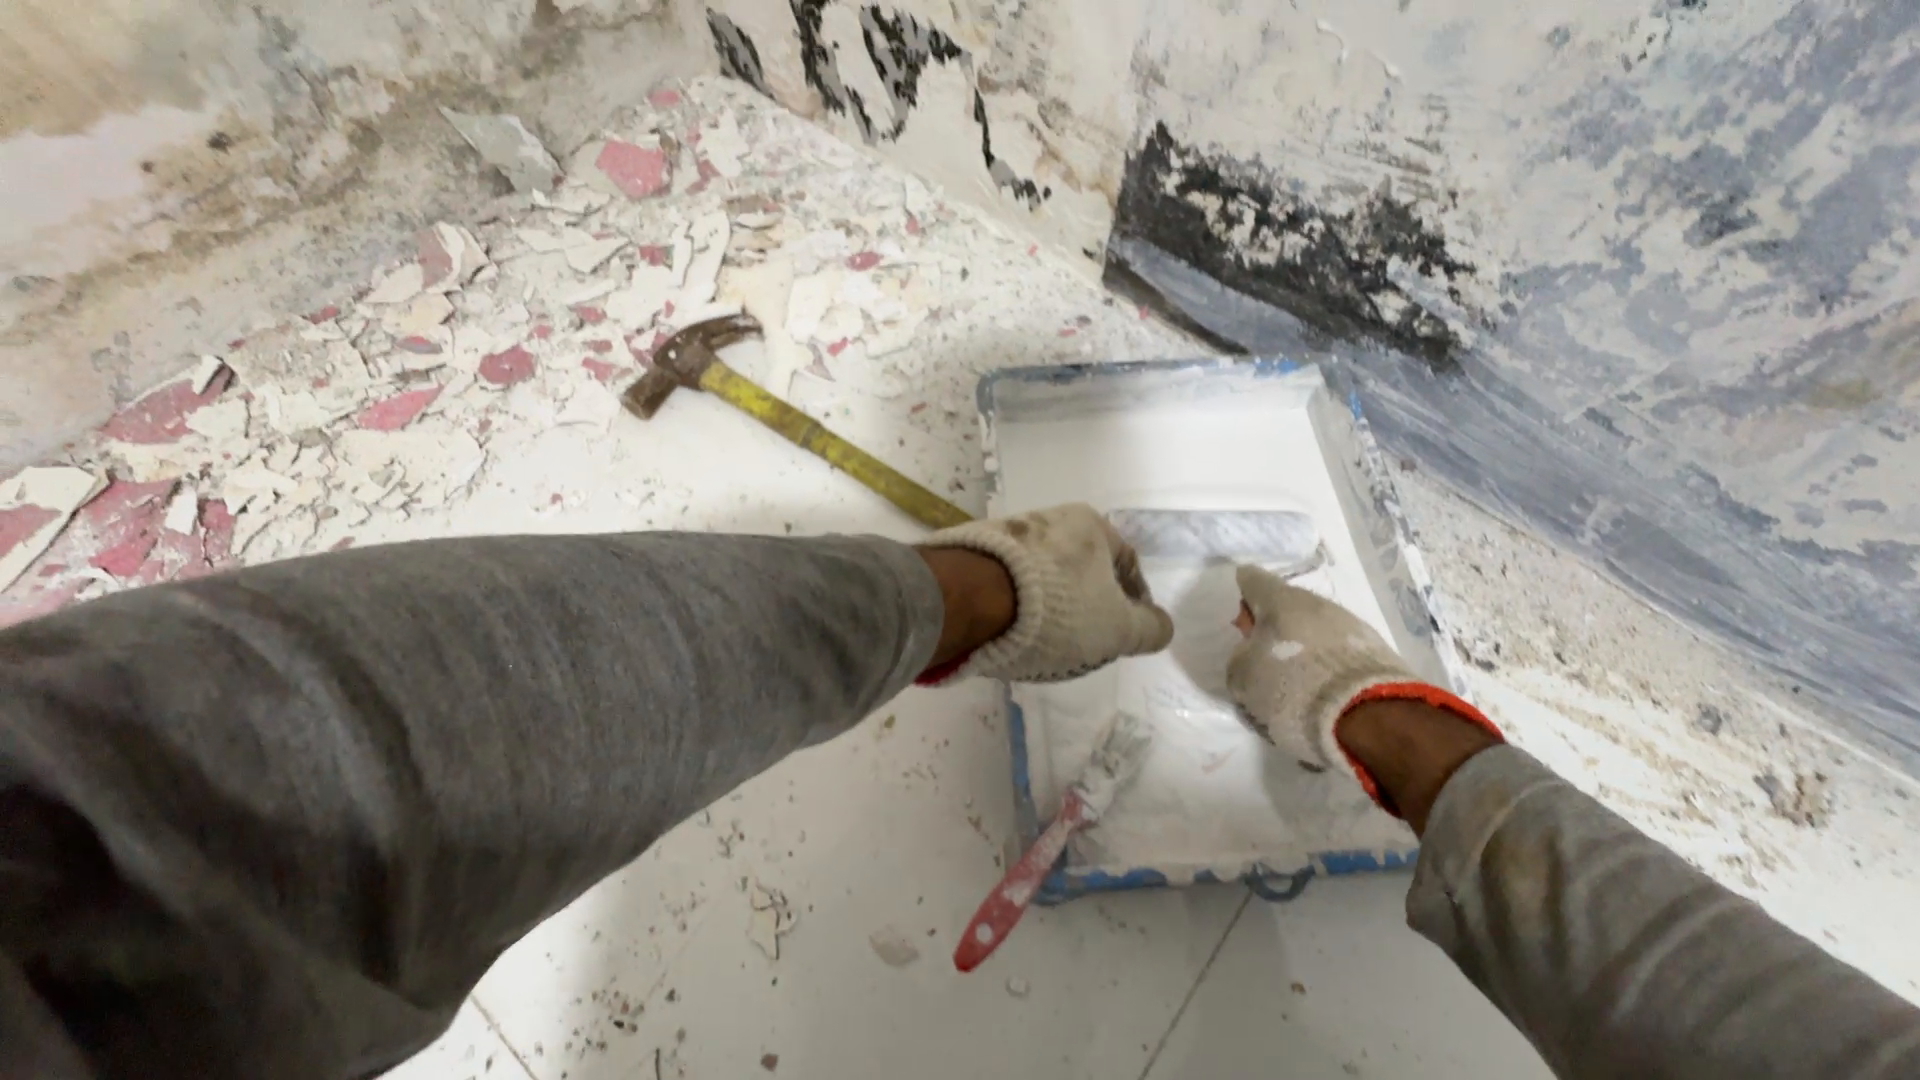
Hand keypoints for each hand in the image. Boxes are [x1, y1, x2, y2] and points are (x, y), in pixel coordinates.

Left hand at [917, 503, 1173, 681]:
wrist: (970, 599)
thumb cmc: (1058, 610)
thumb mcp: (1118, 629)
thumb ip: (1149, 630)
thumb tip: (1161, 626)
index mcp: (1089, 524)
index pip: (1126, 563)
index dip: (1136, 600)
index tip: (1132, 630)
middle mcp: (1047, 521)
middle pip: (1080, 572)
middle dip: (1088, 607)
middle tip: (1088, 642)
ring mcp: (1005, 538)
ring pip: (1042, 581)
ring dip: (1050, 611)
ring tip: (1046, 646)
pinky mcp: (971, 558)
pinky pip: (1005, 589)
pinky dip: (1014, 612)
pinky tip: (1011, 637)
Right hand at [1227, 564, 1503, 823]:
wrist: (1371, 717)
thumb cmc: (1292, 687)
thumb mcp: (1241, 677)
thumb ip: (1241, 656)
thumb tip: (1253, 653)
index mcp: (1280, 599)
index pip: (1252, 580)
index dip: (1241, 596)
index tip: (1238, 623)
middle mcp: (1318, 603)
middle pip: (1286, 607)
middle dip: (1273, 628)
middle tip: (1261, 660)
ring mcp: (1352, 625)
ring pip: (1315, 630)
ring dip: (1302, 648)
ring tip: (1294, 684)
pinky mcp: (1378, 652)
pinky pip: (1339, 652)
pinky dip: (1326, 667)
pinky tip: (1321, 694)